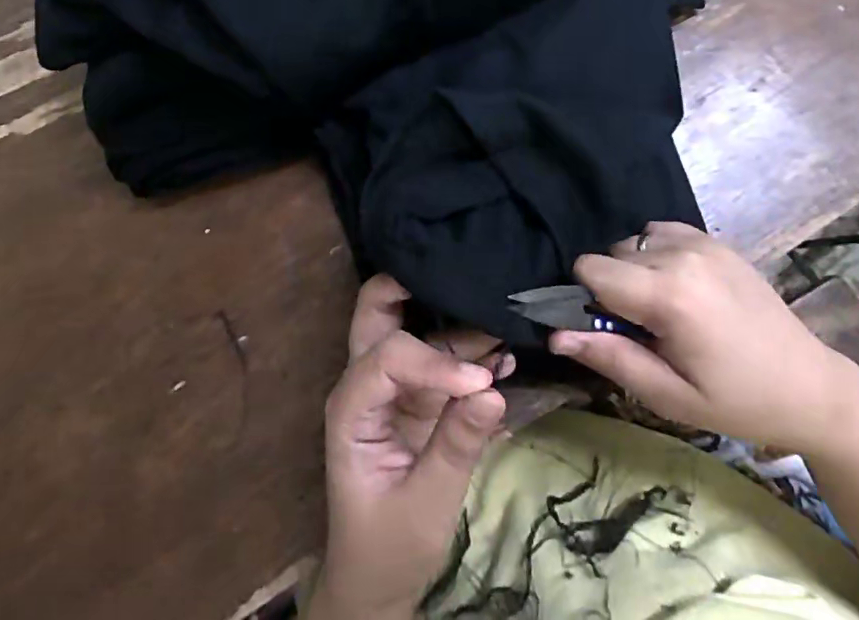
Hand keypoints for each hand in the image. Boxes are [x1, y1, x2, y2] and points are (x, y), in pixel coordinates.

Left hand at [306, 275, 510, 619]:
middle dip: (411, 287)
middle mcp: (368, 384)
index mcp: (351, 408)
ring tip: (507, 328)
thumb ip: (456, 446)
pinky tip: (507, 360)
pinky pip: (446, 361)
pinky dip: (475, 354)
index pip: (388, 357)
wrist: (378, 580)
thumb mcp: (424, 506)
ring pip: (419, 328)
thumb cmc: (387, 546)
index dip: (435, 362)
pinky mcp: (422, 397)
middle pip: (377, 312)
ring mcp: (396, 387)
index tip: (481, 381)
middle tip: (460, 277)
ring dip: (460, 325)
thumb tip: (492, 390)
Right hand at [547, 223, 858, 454]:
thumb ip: (610, 357)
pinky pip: (662, 232)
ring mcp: (703, 242)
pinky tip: (680, 286)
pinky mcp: (717, 240)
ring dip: (635, 270)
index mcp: (669, 295)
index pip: (591, 268)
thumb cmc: (737, 401)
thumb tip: (555, 335)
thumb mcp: (669, 395)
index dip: (585, 298)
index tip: (609, 327)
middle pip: (611, 253)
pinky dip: (657, 253)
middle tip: (643, 327)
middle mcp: (683, 255)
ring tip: (664, 307)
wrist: (810, 386)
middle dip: (612, 287)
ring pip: (635, 241)